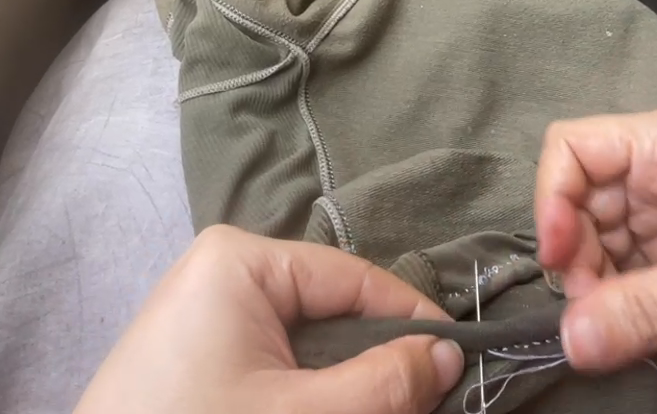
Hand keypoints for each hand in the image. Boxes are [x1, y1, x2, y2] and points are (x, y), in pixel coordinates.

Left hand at [74, 225, 465, 413]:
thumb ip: (382, 384)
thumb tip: (449, 353)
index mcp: (240, 257)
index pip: (348, 275)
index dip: (407, 314)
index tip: (460, 352)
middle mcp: (222, 266)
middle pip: (327, 305)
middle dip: (373, 353)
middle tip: (423, 393)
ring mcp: (205, 306)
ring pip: (303, 335)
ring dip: (342, 375)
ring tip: (379, 402)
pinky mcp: (196, 348)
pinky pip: (271, 354)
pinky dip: (306, 385)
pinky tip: (324, 407)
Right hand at [535, 109, 656, 411]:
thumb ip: (645, 309)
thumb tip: (566, 342)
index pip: (574, 147)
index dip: (552, 197)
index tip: (558, 262)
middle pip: (583, 196)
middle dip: (575, 251)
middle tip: (590, 312)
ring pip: (603, 236)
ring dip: (597, 280)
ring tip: (615, 328)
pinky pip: (634, 267)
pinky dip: (623, 297)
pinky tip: (633, 329)